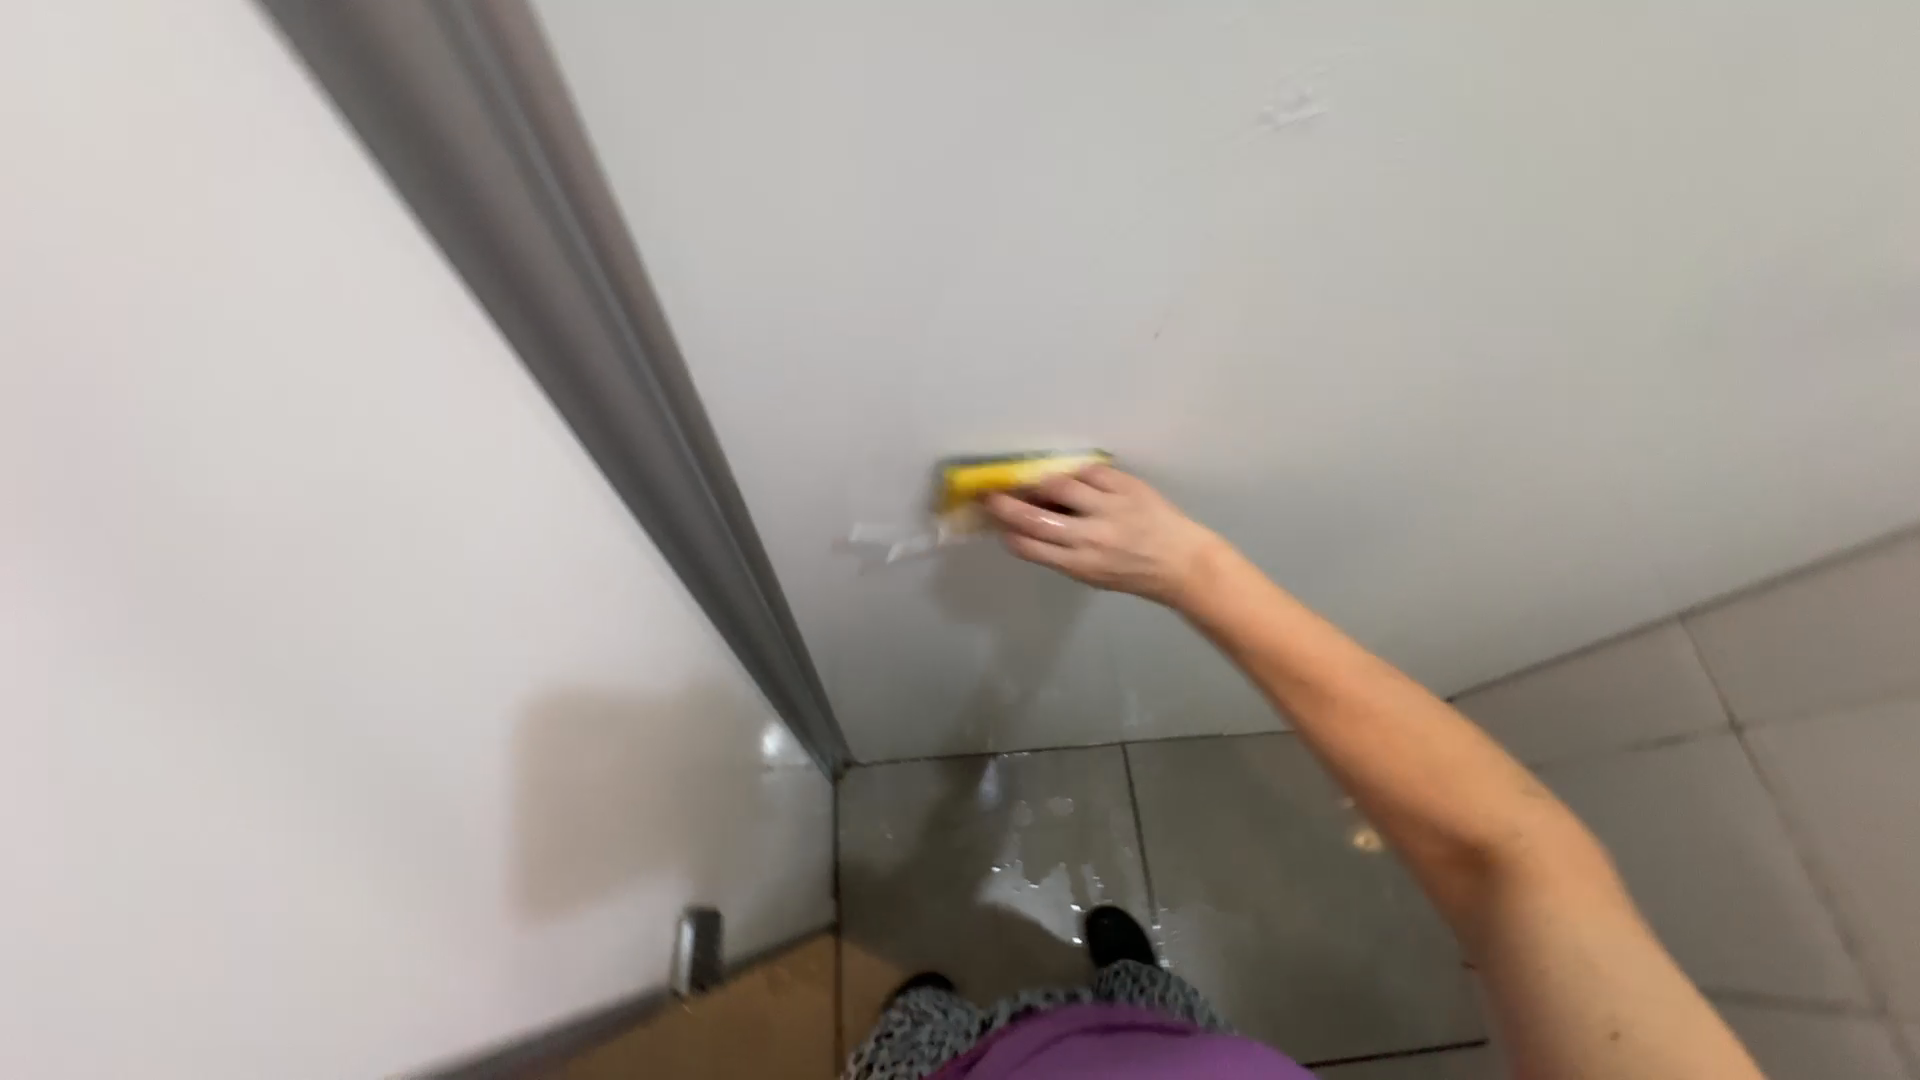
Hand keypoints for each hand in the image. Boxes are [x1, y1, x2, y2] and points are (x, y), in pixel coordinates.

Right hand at [981, 465, 1224, 607]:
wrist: (1181, 562)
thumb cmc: (1133, 574)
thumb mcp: (1091, 575)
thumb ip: (1060, 553)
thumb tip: (1029, 528)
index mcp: (1078, 564)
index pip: (1027, 546)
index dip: (1006, 532)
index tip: (997, 523)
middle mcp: (1089, 537)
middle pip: (1033, 516)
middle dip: (1006, 505)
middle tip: (992, 495)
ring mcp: (1108, 508)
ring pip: (1059, 485)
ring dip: (1042, 483)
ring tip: (1039, 483)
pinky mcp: (1126, 487)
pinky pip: (1089, 472)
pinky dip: (1078, 474)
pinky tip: (1076, 480)